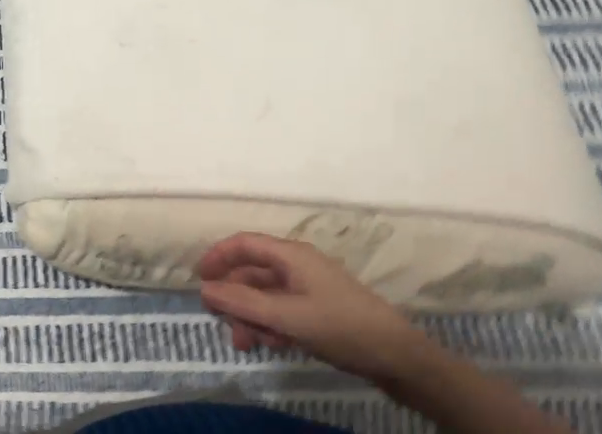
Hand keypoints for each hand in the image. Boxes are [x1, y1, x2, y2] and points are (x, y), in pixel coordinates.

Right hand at [195, 232, 433, 382]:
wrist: (401, 358)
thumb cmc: (342, 327)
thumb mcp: (288, 317)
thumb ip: (244, 303)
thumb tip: (204, 289)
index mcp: (291, 255)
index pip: (243, 244)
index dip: (218, 257)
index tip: (199, 280)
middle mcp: (298, 265)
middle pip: (252, 273)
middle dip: (235, 297)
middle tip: (223, 323)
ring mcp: (310, 288)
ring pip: (266, 295)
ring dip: (251, 316)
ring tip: (248, 343)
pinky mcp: (320, 310)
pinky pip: (283, 310)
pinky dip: (271, 324)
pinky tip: (273, 344)